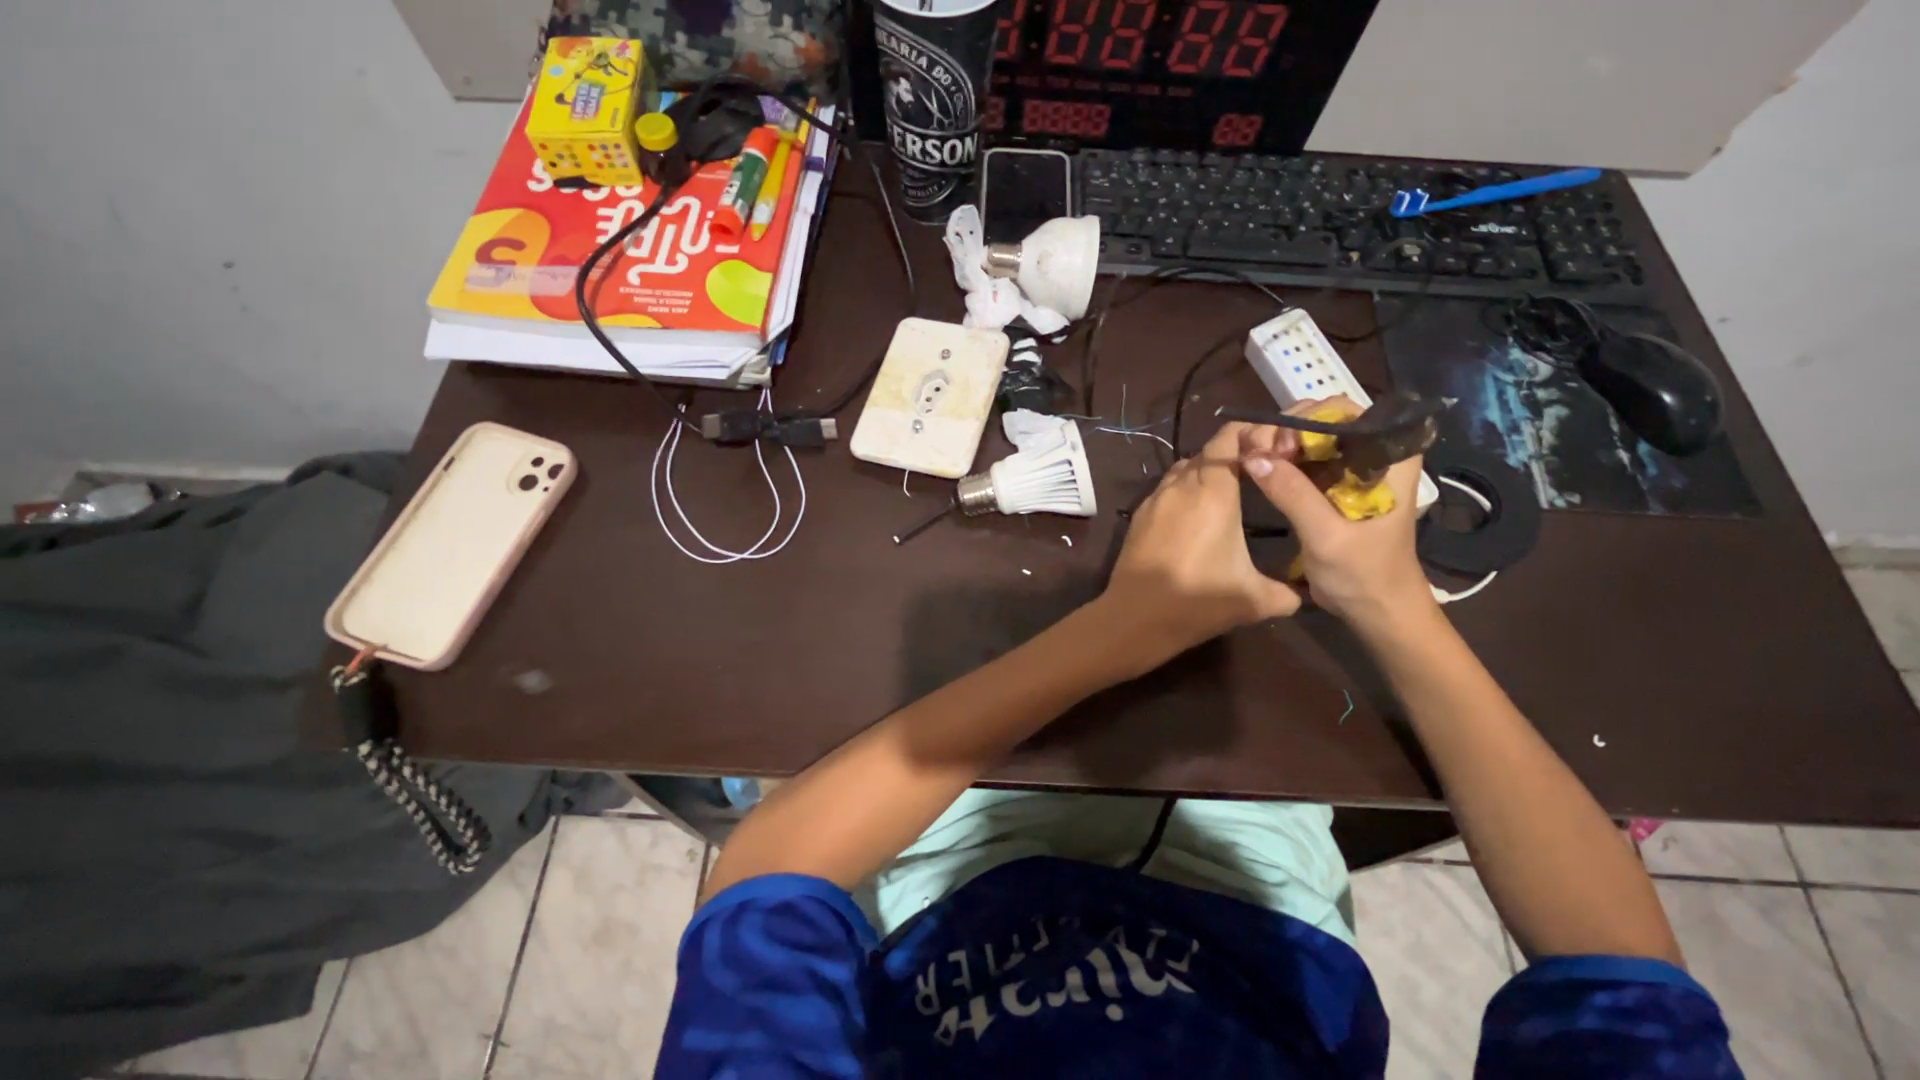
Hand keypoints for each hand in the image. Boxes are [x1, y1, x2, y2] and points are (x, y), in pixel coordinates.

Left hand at [1097, 422, 1302, 672]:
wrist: (1136, 618)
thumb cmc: (1198, 601)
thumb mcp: (1254, 600)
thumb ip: (1287, 593)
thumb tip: (1305, 594)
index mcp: (1213, 492)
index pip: (1229, 440)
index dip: (1250, 434)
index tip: (1274, 444)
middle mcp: (1182, 486)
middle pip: (1208, 453)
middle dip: (1232, 455)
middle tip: (1258, 470)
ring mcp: (1155, 500)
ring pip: (1184, 470)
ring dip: (1206, 473)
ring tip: (1230, 493)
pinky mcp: (1139, 517)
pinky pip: (1166, 491)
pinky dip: (1184, 492)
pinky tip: (1197, 518)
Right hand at [1237, 399, 1436, 633]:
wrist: (1380, 613)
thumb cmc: (1365, 576)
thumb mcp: (1326, 537)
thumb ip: (1292, 494)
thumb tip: (1252, 455)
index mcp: (1390, 459)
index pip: (1352, 413)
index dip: (1314, 418)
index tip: (1283, 442)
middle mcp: (1375, 456)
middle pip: (1329, 420)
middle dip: (1292, 428)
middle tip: (1262, 451)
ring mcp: (1354, 471)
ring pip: (1315, 438)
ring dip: (1283, 443)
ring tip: (1256, 459)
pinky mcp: (1335, 488)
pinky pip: (1307, 461)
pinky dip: (1283, 460)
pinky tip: (1262, 469)